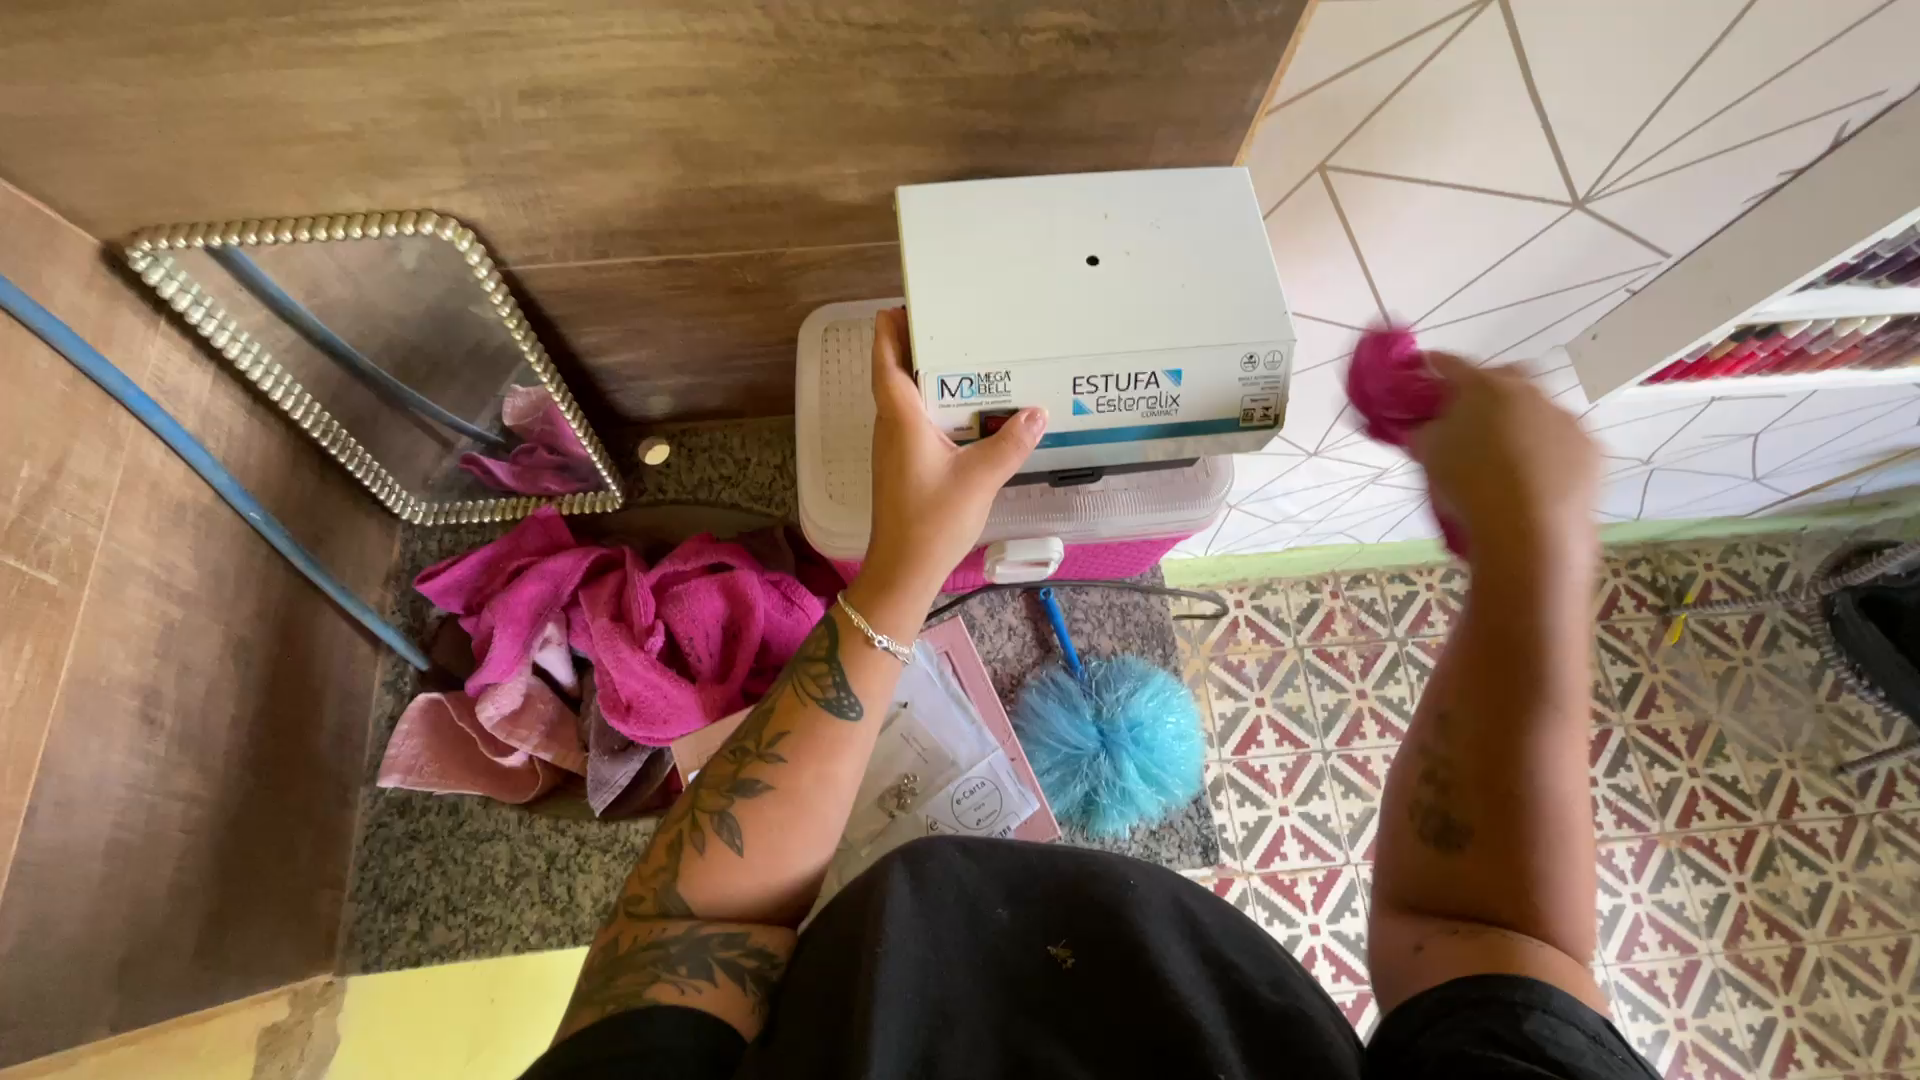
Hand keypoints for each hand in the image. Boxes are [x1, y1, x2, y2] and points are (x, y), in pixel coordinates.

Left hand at [853, 307, 1044, 616]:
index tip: (913, 303)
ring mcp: (894, 446)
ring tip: (969, 360)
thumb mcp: (979, 478)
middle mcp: (891, 426)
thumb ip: (1010, 443)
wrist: (904, 570)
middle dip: (920, 345)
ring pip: (906, 398)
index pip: (885, 358)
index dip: (892, 327)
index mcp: (900, 417)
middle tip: (957, 326)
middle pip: (895, 372)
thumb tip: (1039, 412)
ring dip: (930, 377)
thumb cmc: (932, 521)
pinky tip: (967, 412)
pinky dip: (937, 406)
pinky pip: (916, 422)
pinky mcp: (903, 465)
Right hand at [1409, 354, 1597, 561]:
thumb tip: (1422, 425)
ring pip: (1535, 410)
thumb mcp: (1428, 457)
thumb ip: (1423, 432)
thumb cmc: (1467, 487)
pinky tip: (1528, 476)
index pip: (1451, 364)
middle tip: (1467, 414)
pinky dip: (1543, 449)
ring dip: (1517, 422)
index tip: (1422, 368)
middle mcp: (1529, 392)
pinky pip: (1559, 439)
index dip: (1433, 365)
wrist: (1530, 531)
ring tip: (1499, 455)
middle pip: (1504, 377)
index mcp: (1483, 388)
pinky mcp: (1590, 447)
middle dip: (1485, 389)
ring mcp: (1566, 418)